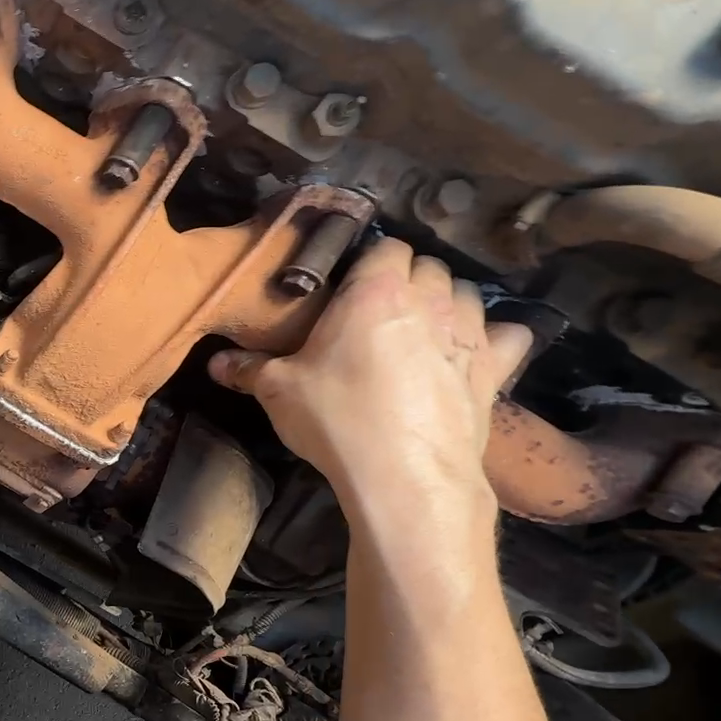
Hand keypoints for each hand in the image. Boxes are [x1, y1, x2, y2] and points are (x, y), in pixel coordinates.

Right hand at [210, 237, 532, 504]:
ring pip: (466, 294)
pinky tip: (467, 353)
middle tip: (370, 312)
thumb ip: (246, 368)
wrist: (403, 473)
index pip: (384, 247)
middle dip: (403, 280)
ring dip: (444, 303)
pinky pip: (506, 333)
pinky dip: (489, 337)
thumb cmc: (336, 417)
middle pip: (427, 266)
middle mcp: (431, 299)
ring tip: (415, 331)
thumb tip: (214, 362)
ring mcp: (471, 331)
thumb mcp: (276, 391)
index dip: (366, 262)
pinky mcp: (496, 367)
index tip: (343, 286)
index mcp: (375, 291)